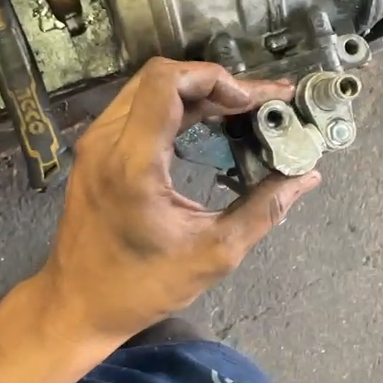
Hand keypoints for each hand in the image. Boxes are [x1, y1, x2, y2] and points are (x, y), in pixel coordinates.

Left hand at [38, 58, 322, 344]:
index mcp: (132, 163)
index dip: (216, 79)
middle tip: (258, 104)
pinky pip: (140, 108)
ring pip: (150, 88)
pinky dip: (178, 107)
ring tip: (242, 110)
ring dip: (198, 92)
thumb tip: (306, 176)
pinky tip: (210, 124)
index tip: (252, 102)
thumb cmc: (141, 287)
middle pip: (161, 77)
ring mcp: (96, 142)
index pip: (167, 83)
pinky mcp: (97, 149)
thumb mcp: (213, 254)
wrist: (76, 305)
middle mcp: (107, 140)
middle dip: (215, 83)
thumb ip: (264, 209)